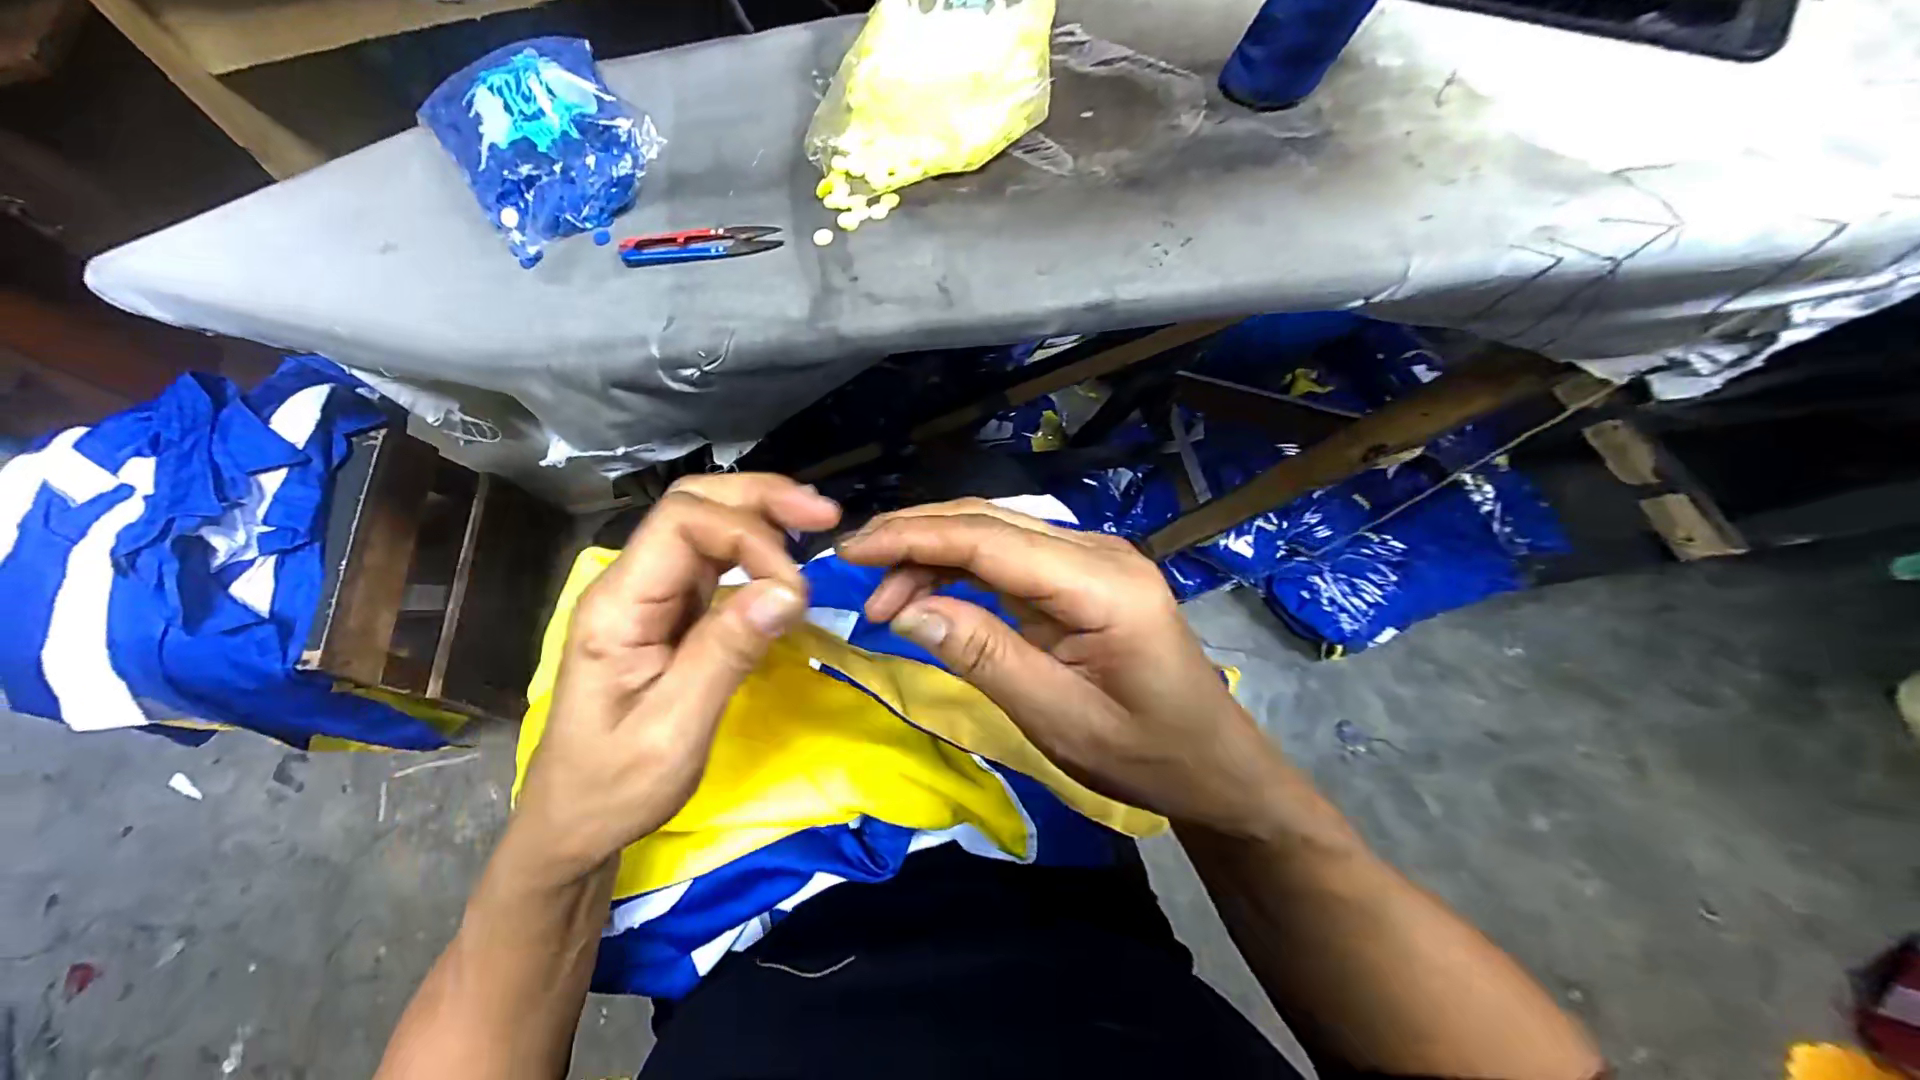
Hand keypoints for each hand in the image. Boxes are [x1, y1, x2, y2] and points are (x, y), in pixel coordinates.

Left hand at [511, 474, 841, 884]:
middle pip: (692, 504)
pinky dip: (757, 548)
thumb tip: (789, 590)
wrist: (575, 822)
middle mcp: (631, 585)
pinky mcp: (670, 612)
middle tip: (823, 515)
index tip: (796, 587)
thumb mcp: (674, 731)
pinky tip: (787, 557)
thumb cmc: (615, 786)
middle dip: (760, 499)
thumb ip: (726, 653)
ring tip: (815, 525)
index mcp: (619, 605)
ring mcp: (650, 596)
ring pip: (705, 523)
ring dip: (762, 516)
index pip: (684, 524)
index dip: (749, 537)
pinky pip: (714, 560)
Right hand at [837, 498, 1291, 837]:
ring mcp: (1092, 560)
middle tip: (856, 573)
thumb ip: (984, 656)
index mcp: (1103, 583)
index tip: (851, 553)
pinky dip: (960, 571)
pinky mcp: (1082, 577)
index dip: (914, 538)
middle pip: (989, 522)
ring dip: (933, 556)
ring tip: (885, 601)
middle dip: (915, 539)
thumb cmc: (1148, 754)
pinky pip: (1009, 559)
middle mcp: (1098, 553)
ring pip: (994, 534)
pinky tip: (928, 594)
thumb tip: (907, 609)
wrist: (1215, 766)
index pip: (990, 539)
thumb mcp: (1059, 718)